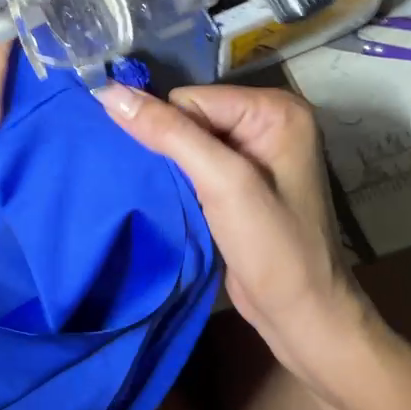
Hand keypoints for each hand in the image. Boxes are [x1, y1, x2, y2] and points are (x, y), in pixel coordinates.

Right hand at [96, 83, 373, 378]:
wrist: (302, 317)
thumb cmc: (274, 249)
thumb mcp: (222, 183)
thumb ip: (169, 133)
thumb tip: (107, 92)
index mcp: (275, 109)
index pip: (189, 99)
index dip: (171, 133)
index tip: (176, 176)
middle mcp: (266, 121)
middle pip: (184, 116)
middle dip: (167, 148)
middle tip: (171, 188)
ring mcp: (253, 152)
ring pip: (182, 140)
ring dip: (167, 166)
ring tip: (169, 197)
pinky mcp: (238, 181)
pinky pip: (190, 163)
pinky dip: (174, 180)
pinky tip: (174, 202)